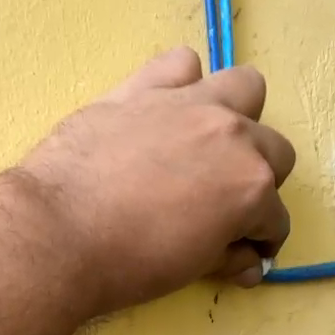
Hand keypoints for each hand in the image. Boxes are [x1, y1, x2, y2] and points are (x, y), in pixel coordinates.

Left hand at [15, 47, 296, 314]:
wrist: (58, 234)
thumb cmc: (128, 265)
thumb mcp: (190, 270)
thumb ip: (228, 257)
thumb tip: (248, 262)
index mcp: (252, 186)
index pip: (275, 217)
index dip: (262, 239)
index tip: (243, 253)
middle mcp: (233, 136)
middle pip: (274, 151)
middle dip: (257, 182)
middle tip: (223, 207)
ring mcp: (189, 103)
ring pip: (244, 89)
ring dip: (237, 118)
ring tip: (204, 147)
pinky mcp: (143, 87)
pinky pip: (181, 64)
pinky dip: (181, 85)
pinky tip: (162, 113)